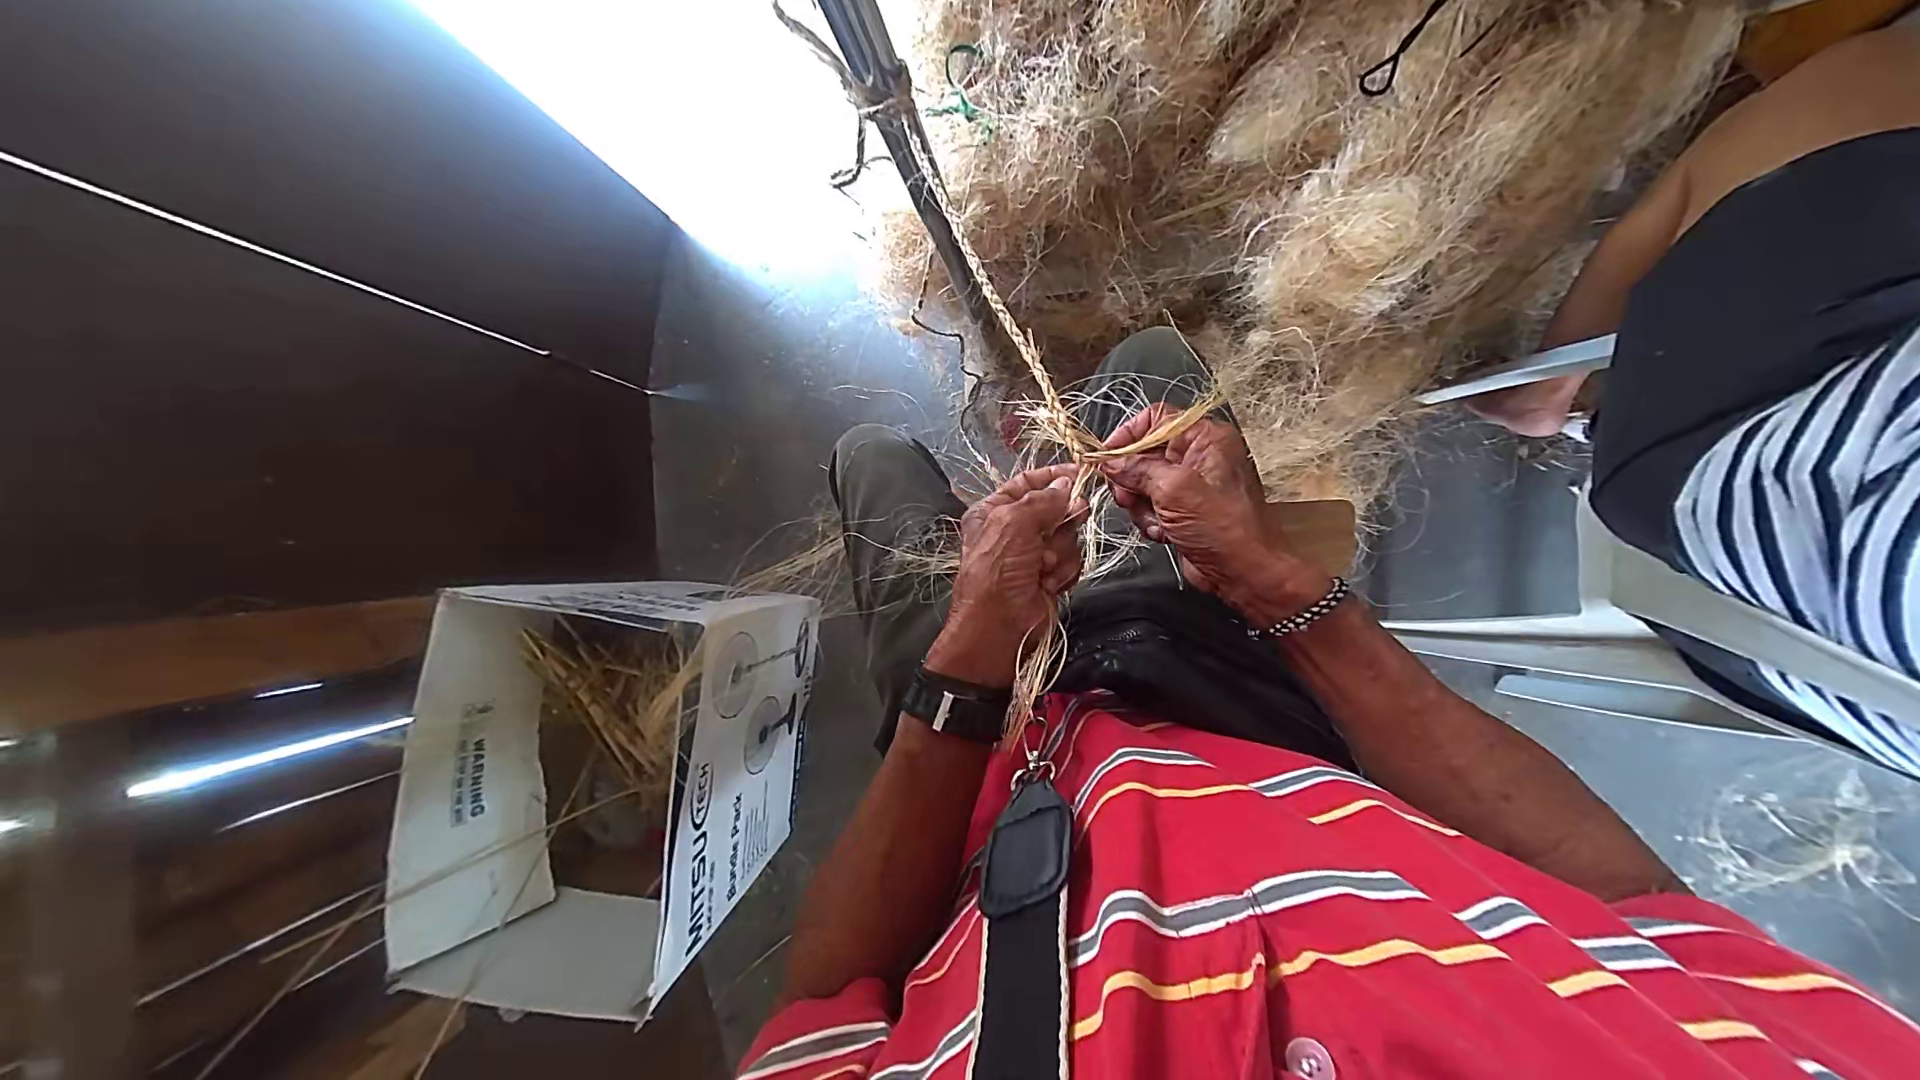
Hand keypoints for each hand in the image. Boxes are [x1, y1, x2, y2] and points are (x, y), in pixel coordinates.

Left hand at [925, 464, 1088, 685]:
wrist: (1000, 627)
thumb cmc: (996, 572)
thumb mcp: (1013, 523)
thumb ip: (1042, 499)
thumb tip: (1066, 484)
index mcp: (994, 511)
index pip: (1028, 482)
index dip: (1054, 476)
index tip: (1080, 472)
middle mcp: (1013, 530)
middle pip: (1055, 508)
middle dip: (1062, 519)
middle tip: (1070, 520)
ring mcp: (1033, 554)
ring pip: (1068, 536)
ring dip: (1060, 551)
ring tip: (1043, 567)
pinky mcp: (1051, 575)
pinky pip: (1073, 560)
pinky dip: (1064, 571)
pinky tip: (1048, 582)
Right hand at [1097, 404, 1328, 625]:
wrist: (1244, 572)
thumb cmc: (1223, 528)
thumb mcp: (1174, 490)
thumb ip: (1137, 468)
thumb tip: (1108, 460)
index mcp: (1205, 437)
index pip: (1155, 419)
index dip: (1127, 435)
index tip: (1107, 458)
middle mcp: (1198, 455)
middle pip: (1143, 453)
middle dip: (1130, 479)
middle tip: (1128, 497)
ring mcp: (1190, 484)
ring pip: (1142, 483)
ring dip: (1140, 505)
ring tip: (1157, 521)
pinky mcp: (1183, 509)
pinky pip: (1150, 506)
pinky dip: (1150, 520)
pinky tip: (1164, 532)